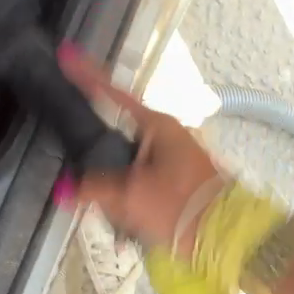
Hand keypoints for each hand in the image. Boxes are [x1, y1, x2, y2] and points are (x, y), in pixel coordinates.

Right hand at [59, 44, 223, 252]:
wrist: (228, 238)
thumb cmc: (180, 206)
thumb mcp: (130, 196)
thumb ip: (93, 188)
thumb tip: (64, 188)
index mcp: (155, 124)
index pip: (112, 92)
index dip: (87, 75)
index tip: (68, 55)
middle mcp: (166, 132)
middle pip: (118, 130)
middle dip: (99, 152)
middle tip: (79, 164)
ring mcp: (174, 155)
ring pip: (129, 159)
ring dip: (115, 183)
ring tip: (112, 211)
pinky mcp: (179, 178)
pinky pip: (142, 179)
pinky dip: (130, 196)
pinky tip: (126, 221)